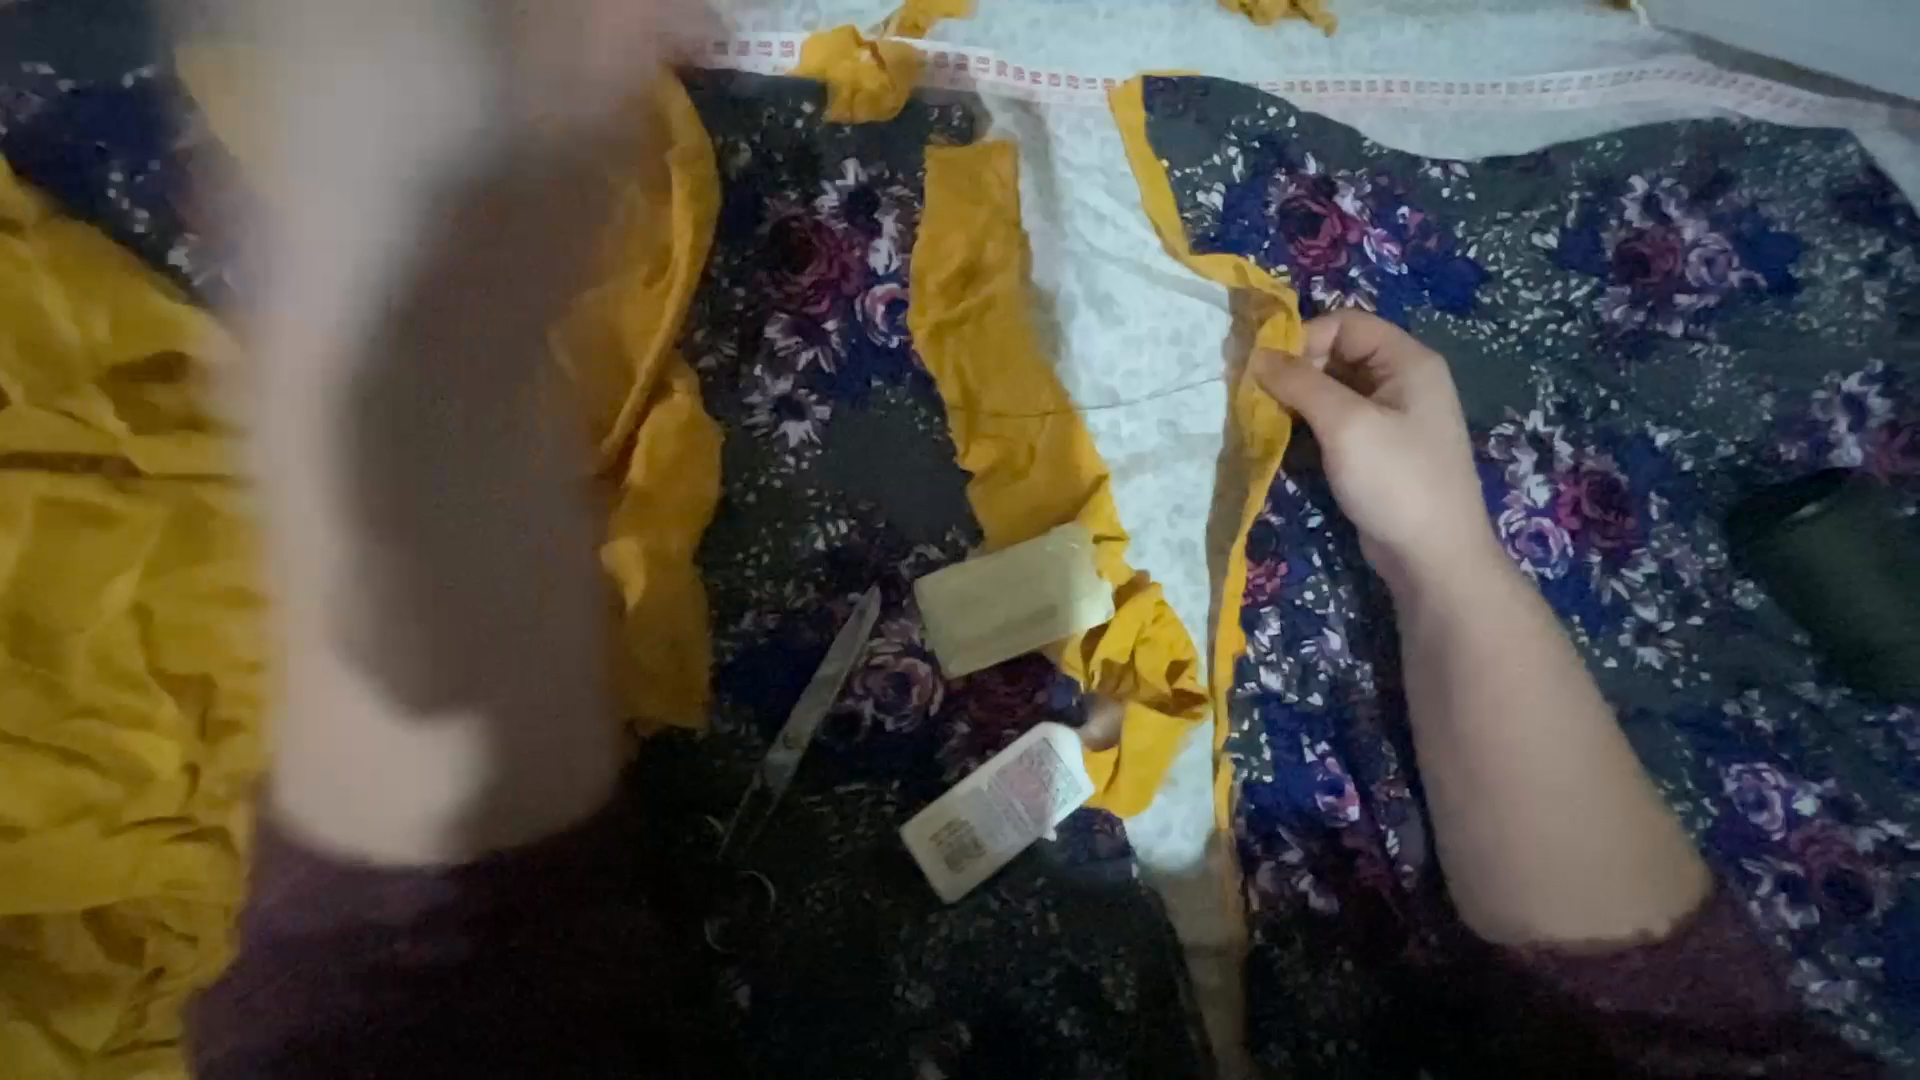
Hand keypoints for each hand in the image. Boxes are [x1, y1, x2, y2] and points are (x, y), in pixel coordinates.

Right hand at [1252, 311, 1499, 590]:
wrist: (1431, 554)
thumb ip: (1300, 383)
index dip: (1303, 339)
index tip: (1264, 372)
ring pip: (1330, 391)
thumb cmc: (1395, 480)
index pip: (1345, 324)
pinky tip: (1284, 445)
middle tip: (1258, 399)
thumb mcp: (1345, 424)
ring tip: (1264, 421)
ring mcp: (1389, 417)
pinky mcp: (1374, 449)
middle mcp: (1400, 381)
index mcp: (1407, 361)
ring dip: (1295, 402)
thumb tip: (1256, 355)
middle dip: (1294, 372)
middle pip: (1336, 354)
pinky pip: (1333, 422)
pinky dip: (1306, 427)